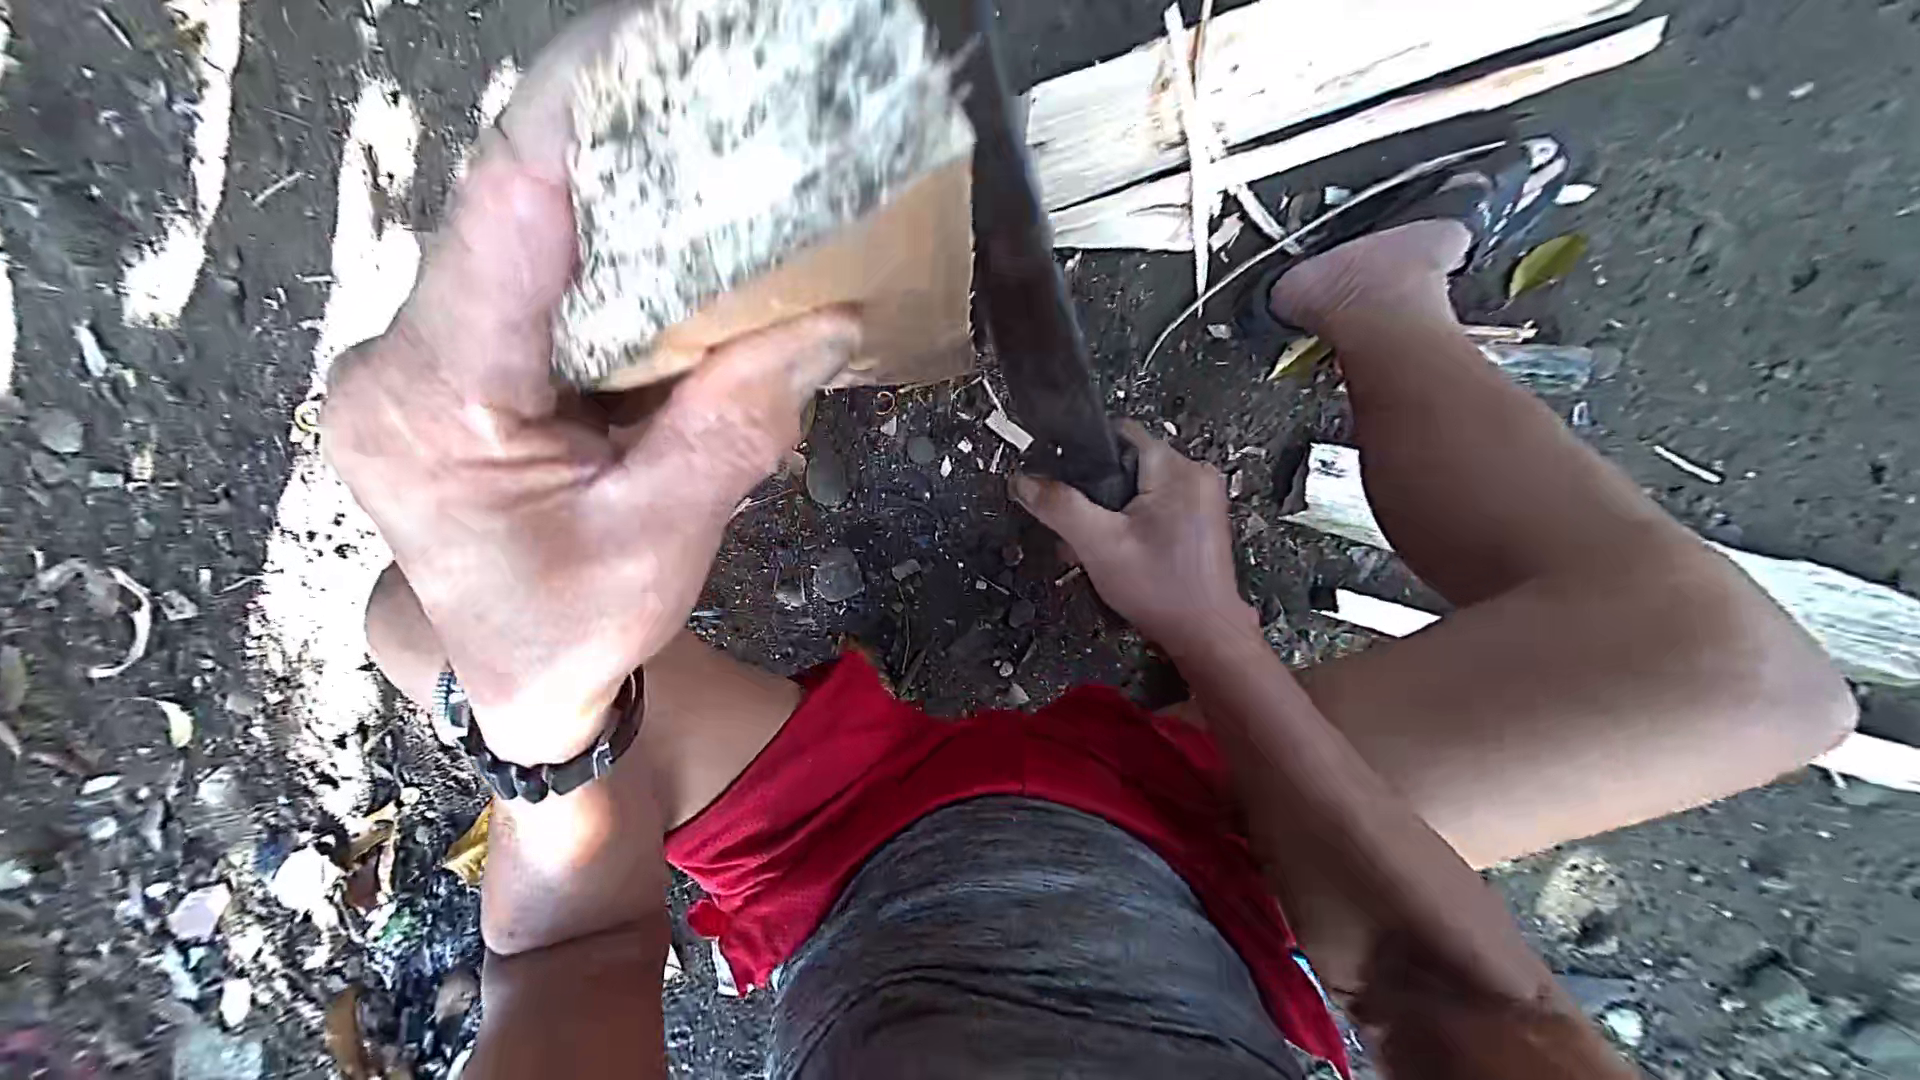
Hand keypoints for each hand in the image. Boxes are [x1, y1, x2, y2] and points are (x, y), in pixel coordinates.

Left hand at [323, 18, 858, 766]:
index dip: (571, 140)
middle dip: (605, 152)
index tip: (644, 59)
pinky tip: (677, 245)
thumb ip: (735, 429)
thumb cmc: (578, 625)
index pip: (498, 242)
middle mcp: (407, 362)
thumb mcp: (665, 537)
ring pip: (528, 249)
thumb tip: (830, 323)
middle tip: (698, 91)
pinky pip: (544, 290)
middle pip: (509, 223)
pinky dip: (615, 261)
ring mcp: (434, 359)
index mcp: (434, 411)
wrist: (520, 677)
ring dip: (616, 201)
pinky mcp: (472, 369)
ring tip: (701, 152)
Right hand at [1010, 421, 1258, 652]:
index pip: (1117, 434)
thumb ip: (1059, 507)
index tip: (1066, 482)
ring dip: (1109, 513)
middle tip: (1081, 530)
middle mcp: (1194, 476)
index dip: (1084, 457)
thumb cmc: (1164, 592)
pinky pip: (1152, 506)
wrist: (1203, 633)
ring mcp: (1199, 498)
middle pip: (1124, 464)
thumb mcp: (1098, 545)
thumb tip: (1026, 482)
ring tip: (1098, 546)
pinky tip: (1118, 550)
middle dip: (1094, 495)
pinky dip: (1130, 523)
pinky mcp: (1197, 518)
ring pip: (1135, 488)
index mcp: (1176, 470)